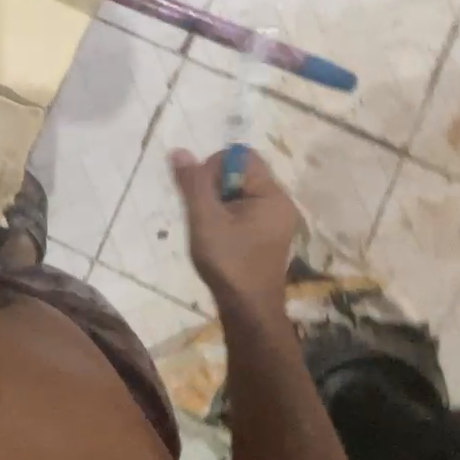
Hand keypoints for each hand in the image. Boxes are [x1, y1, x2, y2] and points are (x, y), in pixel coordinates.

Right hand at [169, 148, 302, 310]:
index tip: (202, 193)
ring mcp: (275, 219)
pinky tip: (216, 233)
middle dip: (214, 185)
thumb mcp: (204, 218)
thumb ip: (193, 183)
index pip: (242, 156)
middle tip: (202, 211)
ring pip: (239, 190)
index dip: (215, 166)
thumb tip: (179, 150)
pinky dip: (225, 213)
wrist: (248, 308)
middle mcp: (280, 202)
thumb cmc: (228, 261)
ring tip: (208, 224)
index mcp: (272, 195)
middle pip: (241, 172)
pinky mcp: (267, 232)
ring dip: (217, 200)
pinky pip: (243, 207)